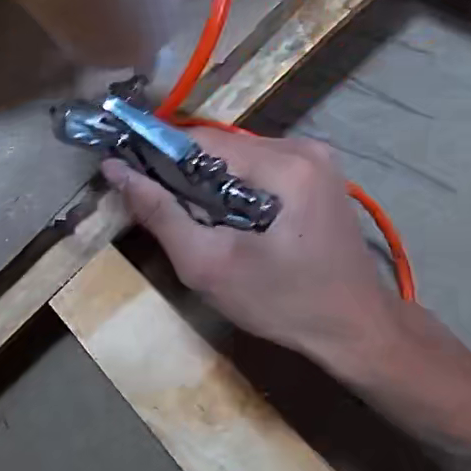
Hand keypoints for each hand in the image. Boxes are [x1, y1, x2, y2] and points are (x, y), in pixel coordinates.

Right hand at [104, 131, 406, 362]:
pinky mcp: (318, 172)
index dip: (157, 154)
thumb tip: (113, 169)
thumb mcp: (208, 264)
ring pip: (235, 155)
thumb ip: (159, 213)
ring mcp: (316, 157)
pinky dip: (233, 185)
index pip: (199, 140)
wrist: (356, 330)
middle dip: (183, 173)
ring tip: (194, 219)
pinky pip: (257, 165)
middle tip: (161, 211)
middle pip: (218, 146)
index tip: (127, 176)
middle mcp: (303, 147)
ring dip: (207, 180)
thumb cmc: (281, 303)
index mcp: (283, 165)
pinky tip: (227, 218)